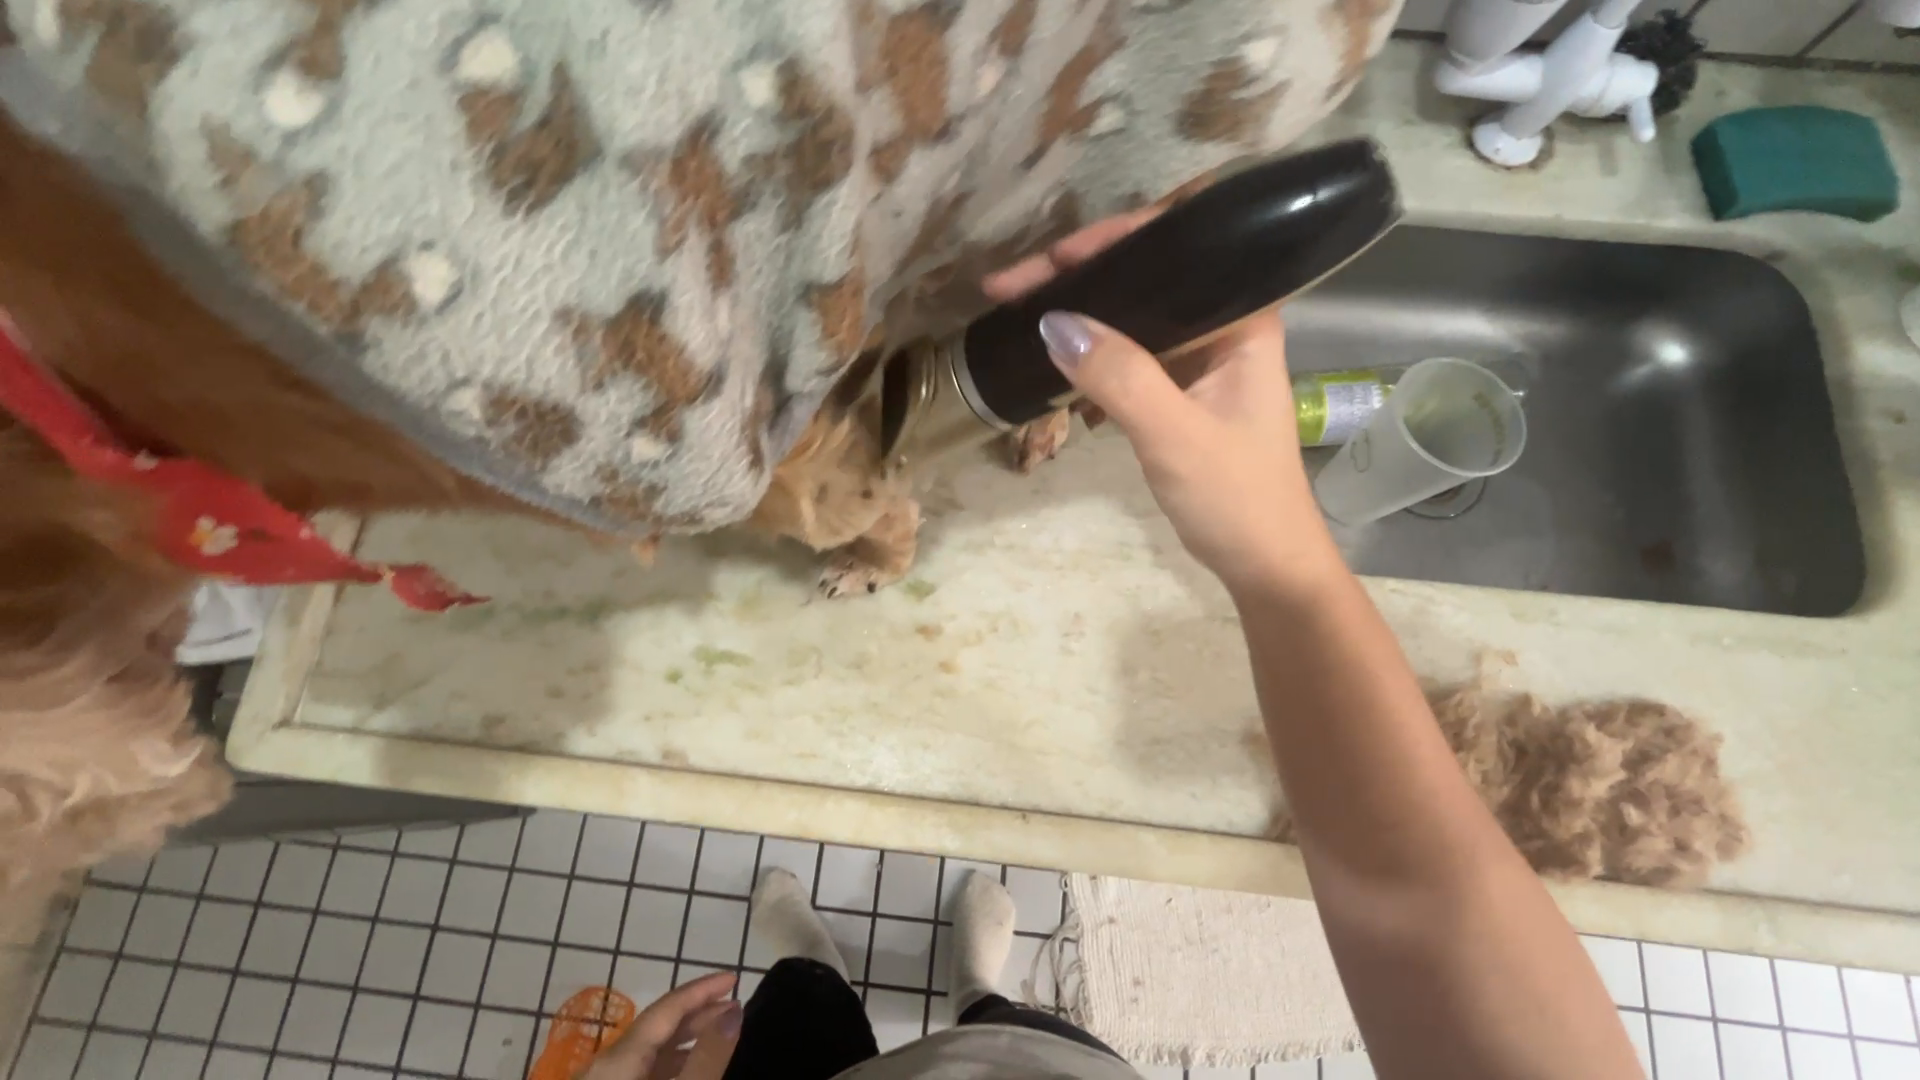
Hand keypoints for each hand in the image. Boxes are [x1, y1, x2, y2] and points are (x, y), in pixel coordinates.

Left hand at [577, 973, 740, 1079]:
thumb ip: (705, 1058)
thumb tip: (734, 1012)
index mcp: (618, 1057)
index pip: (667, 1007)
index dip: (702, 988)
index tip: (735, 977)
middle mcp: (604, 1064)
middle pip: (657, 1026)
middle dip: (698, 1013)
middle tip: (735, 1007)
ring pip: (649, 1050)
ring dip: (685, 1039)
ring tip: (719, 1036)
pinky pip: (641, 1069)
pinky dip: (669, 1061)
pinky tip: (687, 1068)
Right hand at [981, 211, 1337, 595]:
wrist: (1264, 562)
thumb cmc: (1237, 498)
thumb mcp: (1175, 437)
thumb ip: (1120, 377)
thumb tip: (1052, 323)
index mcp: (1244, 316)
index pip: (1177, 248)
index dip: (1113, 241)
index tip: (1053, 258)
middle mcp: (1223, 325)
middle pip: (1143, 278)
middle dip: (1076, 277)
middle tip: (1008, 286)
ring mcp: (1199, 359)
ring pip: (1129, 318)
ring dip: (1076, 315)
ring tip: (1016, 312)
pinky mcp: (1178, 390)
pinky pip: (1126, 357)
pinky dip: (1088, 357)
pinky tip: (1050, 364)